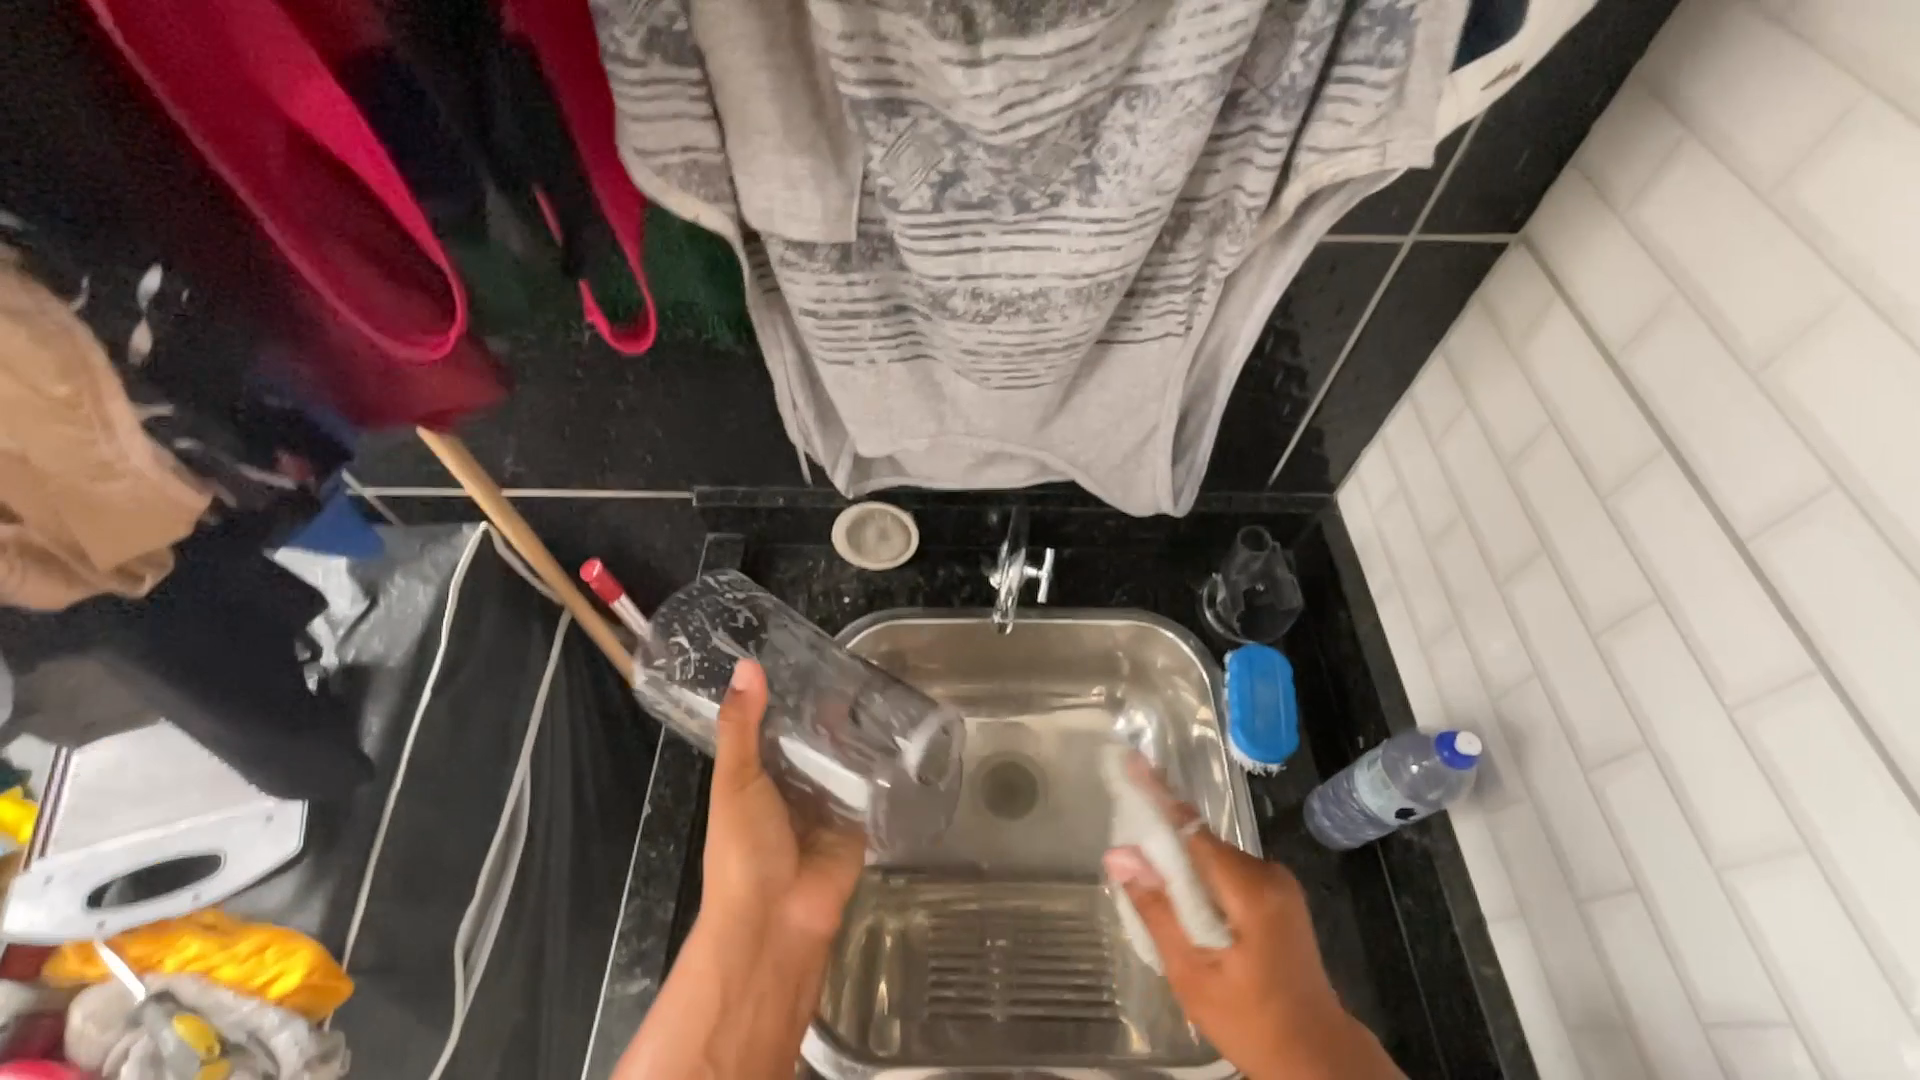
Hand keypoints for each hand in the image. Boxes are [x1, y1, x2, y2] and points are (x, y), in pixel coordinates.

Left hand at [701, 657, 866, 939]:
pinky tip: (902, 732)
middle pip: (814, 742)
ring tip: (887, 689)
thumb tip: (747, 665)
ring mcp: (827, 805)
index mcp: (756, 777)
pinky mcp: (858, 822)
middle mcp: (792, 787)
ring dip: (859, 736)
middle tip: (863, 667)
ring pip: (843, 761)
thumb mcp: (735, 780)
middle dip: (832, 714)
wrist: (777, 917)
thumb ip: (741, 726)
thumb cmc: (744, 848)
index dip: (790, 695)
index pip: (775, 726)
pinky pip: (870, 788)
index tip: (813, 655)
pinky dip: (881, 766)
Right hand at [1103, 760, 1401, 1079]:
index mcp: (1250, 889)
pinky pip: (1227, 872)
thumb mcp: (1192, 973)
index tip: (1131, 762)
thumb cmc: (1251, 1020)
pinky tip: (1181, 904)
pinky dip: (1200, 879)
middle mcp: (1268, 874)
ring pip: (1213, 858)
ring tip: (1144, 881)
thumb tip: (1119, 856)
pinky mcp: (1279, 897)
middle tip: (1122, 846)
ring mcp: (1278, 884)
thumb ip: (1156, 910)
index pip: (1192, 829)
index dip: (1158, 795)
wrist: (1317, 1058)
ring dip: (1180, 864)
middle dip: (1162, 838)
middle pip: (1201, 842)